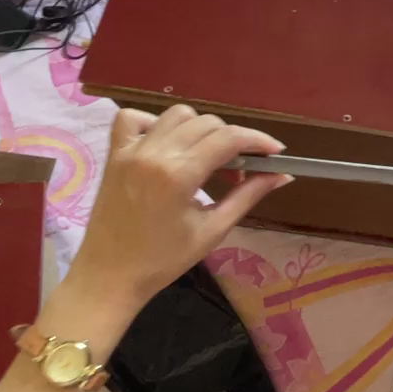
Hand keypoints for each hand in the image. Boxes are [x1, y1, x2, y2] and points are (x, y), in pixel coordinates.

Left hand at [47, 106, 289, 345]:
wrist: (109, 276)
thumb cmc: (164, 260)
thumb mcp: (214, 230)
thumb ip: (248, 195)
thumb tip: (283, 176)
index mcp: (180, 175)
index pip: (230, 139)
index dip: (259, 141)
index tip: (276, 152)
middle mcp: (155, 153)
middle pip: (208, 123)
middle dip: (233, 138)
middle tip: (242, 166)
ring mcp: (131, 151)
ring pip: (177, 115)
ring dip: (200, 128)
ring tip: (207, 154)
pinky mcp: (114, 154)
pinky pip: (133, 118)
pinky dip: (154, 122)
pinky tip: (167, 144)